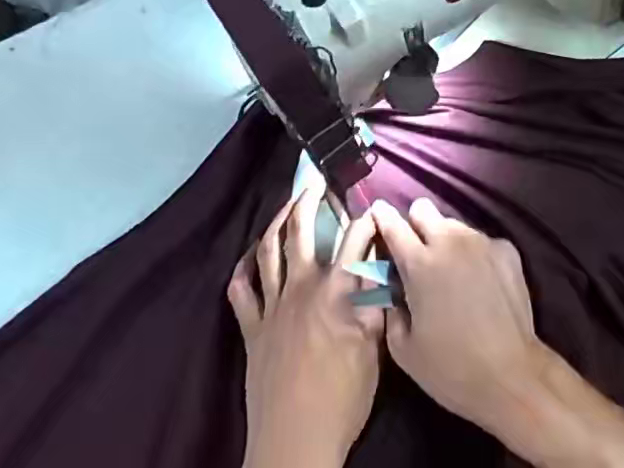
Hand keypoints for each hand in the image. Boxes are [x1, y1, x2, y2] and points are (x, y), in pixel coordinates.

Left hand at [229, 187, 383, 467]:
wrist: (296, 442)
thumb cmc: (344, 397)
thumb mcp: (374, 348)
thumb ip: (377, 300)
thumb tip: (383, 266)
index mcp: (336, 290)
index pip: (355, 239)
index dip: (369, 220)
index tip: (377, 210)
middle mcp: (301, 288)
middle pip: (301, 231)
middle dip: (309, 200)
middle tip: (315, 181)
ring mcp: (271, 308)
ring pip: (268, 253)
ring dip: (277, 223)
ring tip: (287, 205)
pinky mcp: (251, 330)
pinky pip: (240, 292)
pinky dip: (243, 270)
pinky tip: (248, 258)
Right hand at [367, 199, 547, 432]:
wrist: (510, 374)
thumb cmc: (450, 368)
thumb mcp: (403, 349)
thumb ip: (391, 308)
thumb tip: (392, 287)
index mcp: (419, 264)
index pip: (393, 224)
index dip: (383, 216)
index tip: (378, 211)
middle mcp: (450, 242)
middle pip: (424, 209)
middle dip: (416, 223)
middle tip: (417, 251)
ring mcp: (482, 242)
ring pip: (454, 225)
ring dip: (446, 241)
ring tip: (451, 274)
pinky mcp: (507, 249)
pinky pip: (481, 241)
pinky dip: (474, 255)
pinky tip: (479, 283)